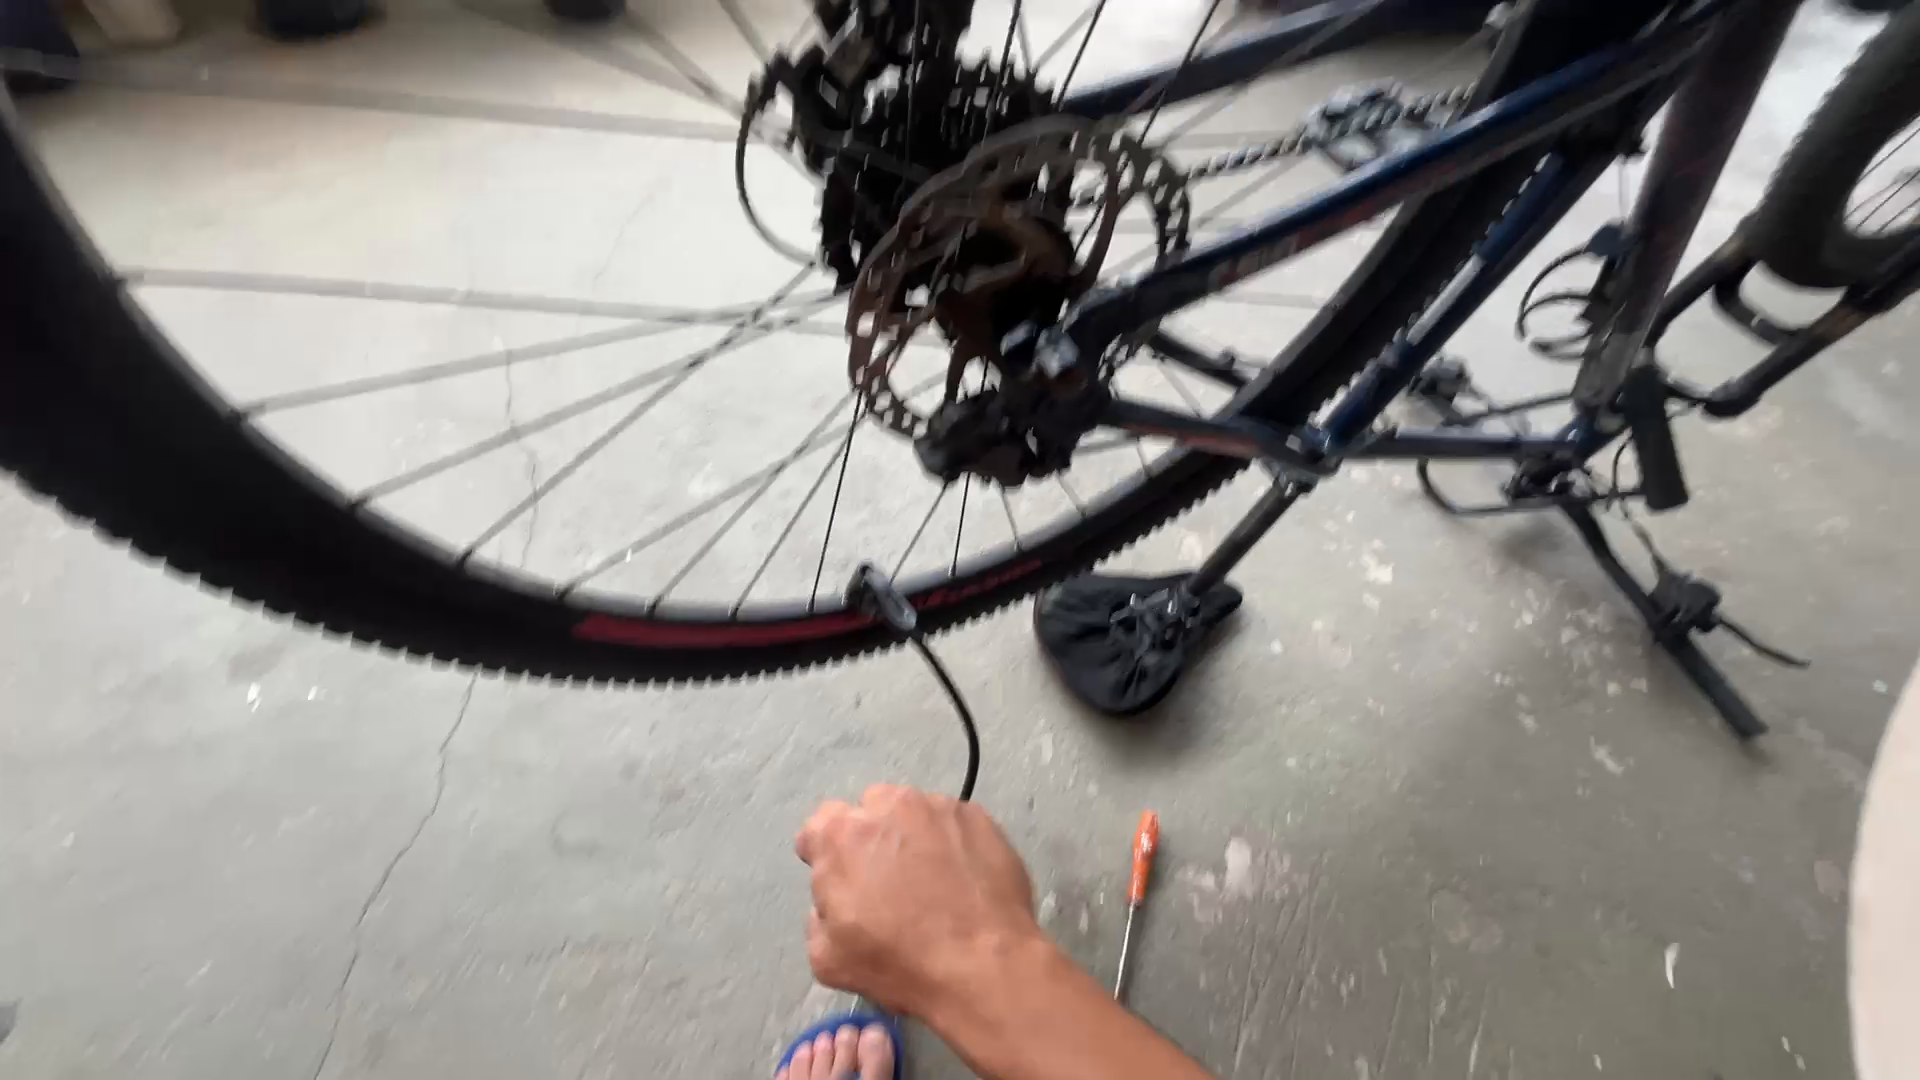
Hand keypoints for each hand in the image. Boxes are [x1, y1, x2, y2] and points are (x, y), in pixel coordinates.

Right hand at [796, 784, 1041, 1015]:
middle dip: (872, 836)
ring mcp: (936, 805)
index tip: (843, 877)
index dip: (826, 852)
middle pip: (869, 810)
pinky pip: (952, 822)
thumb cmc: (900, 962)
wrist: (983, 962)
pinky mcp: (975, 815)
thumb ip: (818, 915)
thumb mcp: (828, 959)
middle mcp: (887, 805)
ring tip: (932, 877)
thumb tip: (832, 900)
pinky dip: (952, 841)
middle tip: (889, 879)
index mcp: (841, 835)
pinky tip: (963, 877)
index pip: (818, 826)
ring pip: (913, 811)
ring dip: (913, 834)